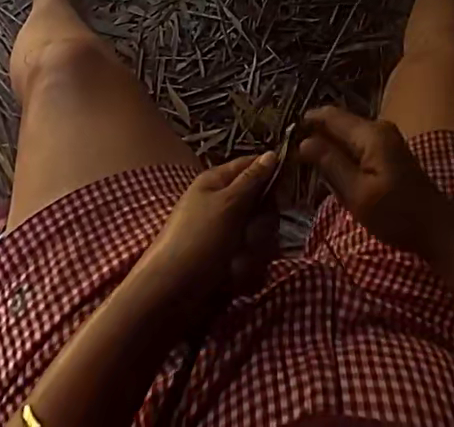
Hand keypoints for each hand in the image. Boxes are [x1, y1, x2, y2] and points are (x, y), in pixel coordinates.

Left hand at [133, 152, 281, 309]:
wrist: (169, 299)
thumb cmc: (197, 241)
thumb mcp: (228, 204)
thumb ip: (253, 179)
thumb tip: (272, 153)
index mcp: (217, 183)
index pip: (253, 166)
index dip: (271, 176)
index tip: (284, 192)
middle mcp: (223, 205)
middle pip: (264, 205)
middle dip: (262, 226)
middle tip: (248, 236)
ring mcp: (227, 236)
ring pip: (263, 237)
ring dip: (254, 253)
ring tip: (236, 264)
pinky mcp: (230, 264)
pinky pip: (255, 263)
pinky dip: (248, 273)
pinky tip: (233, 280)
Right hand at [297, 107, 453, 258]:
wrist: (436, 228)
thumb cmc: (395, 214)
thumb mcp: (357, 193)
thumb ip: (330, 164)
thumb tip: (303, 141)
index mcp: (370, 133)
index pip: (330, 115)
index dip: (305, 121)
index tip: (283, 134)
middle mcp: (378, 127)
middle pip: (338, 122)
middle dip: (314, 134)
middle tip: (289, 153)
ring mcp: (385, 138)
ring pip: (346, 134)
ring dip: (327, 145)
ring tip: (303, 162)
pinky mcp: (388, 151)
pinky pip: (357, 144)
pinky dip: (341, 153)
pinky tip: (329, 170)